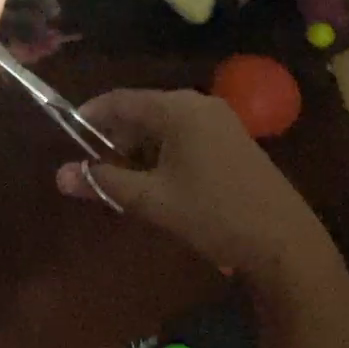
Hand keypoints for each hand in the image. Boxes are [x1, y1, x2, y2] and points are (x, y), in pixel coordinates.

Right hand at [56, 89, 330, 276]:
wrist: (289, 247)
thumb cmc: (214, 215)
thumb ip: (104, 182)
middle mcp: (198, 104)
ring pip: (164, 125)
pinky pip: (186, 135)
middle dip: (117, 138)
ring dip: (141, 148)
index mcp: (176, 109)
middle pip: (141, 111)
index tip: (69, 135)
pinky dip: (166, 152)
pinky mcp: (235, 140)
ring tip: (130, 182)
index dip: (90, 115)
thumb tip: (59, 175)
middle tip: (100, 168)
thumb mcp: (151, 201)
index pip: (119, 100)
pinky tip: (165, 184)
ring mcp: (221, 121)